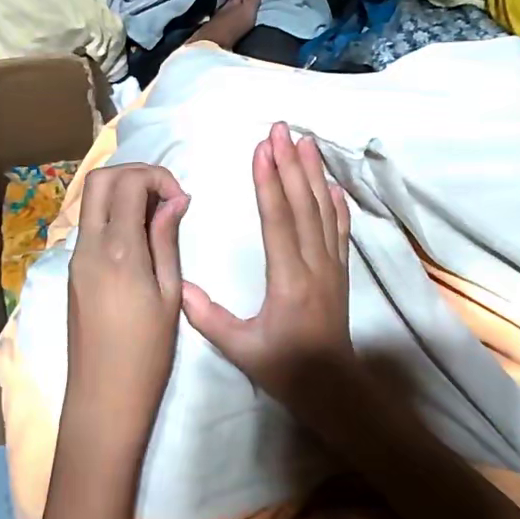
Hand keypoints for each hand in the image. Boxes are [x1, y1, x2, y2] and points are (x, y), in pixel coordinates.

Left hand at [65, 164, 190, 434]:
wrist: (103, 399)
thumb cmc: (147, 353)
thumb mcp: (169, 293)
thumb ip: (166, 239)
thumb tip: (175, 200)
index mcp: (117, 250)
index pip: (127, 183)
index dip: (157, 177)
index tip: (180, 198)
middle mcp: (89, 246)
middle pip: (100, 180)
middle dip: (134, 174)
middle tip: (165, 197)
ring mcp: (75, 258)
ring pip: (91, 201)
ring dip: (122, 193)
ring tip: (155, 219)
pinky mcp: (72, 272)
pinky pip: (90, 226)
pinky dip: (113, 216)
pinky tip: (138, 240)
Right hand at [182, 122, 353, 416]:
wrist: (335, 389)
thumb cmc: (285, 368)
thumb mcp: (241, 348)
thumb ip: (209, 317)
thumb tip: (179, 287)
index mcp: (289, 279)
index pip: (278, 220)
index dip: (269, 182)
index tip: (262, 149)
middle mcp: (314, 264)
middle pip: (302, 204)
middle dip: (290, 163)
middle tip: (281, 129)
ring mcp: (332, 266)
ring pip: (323, 210)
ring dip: (314, 174)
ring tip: (306, 141)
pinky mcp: (340, 271)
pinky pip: (339, 229)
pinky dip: (336, 203)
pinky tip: (332, 184)